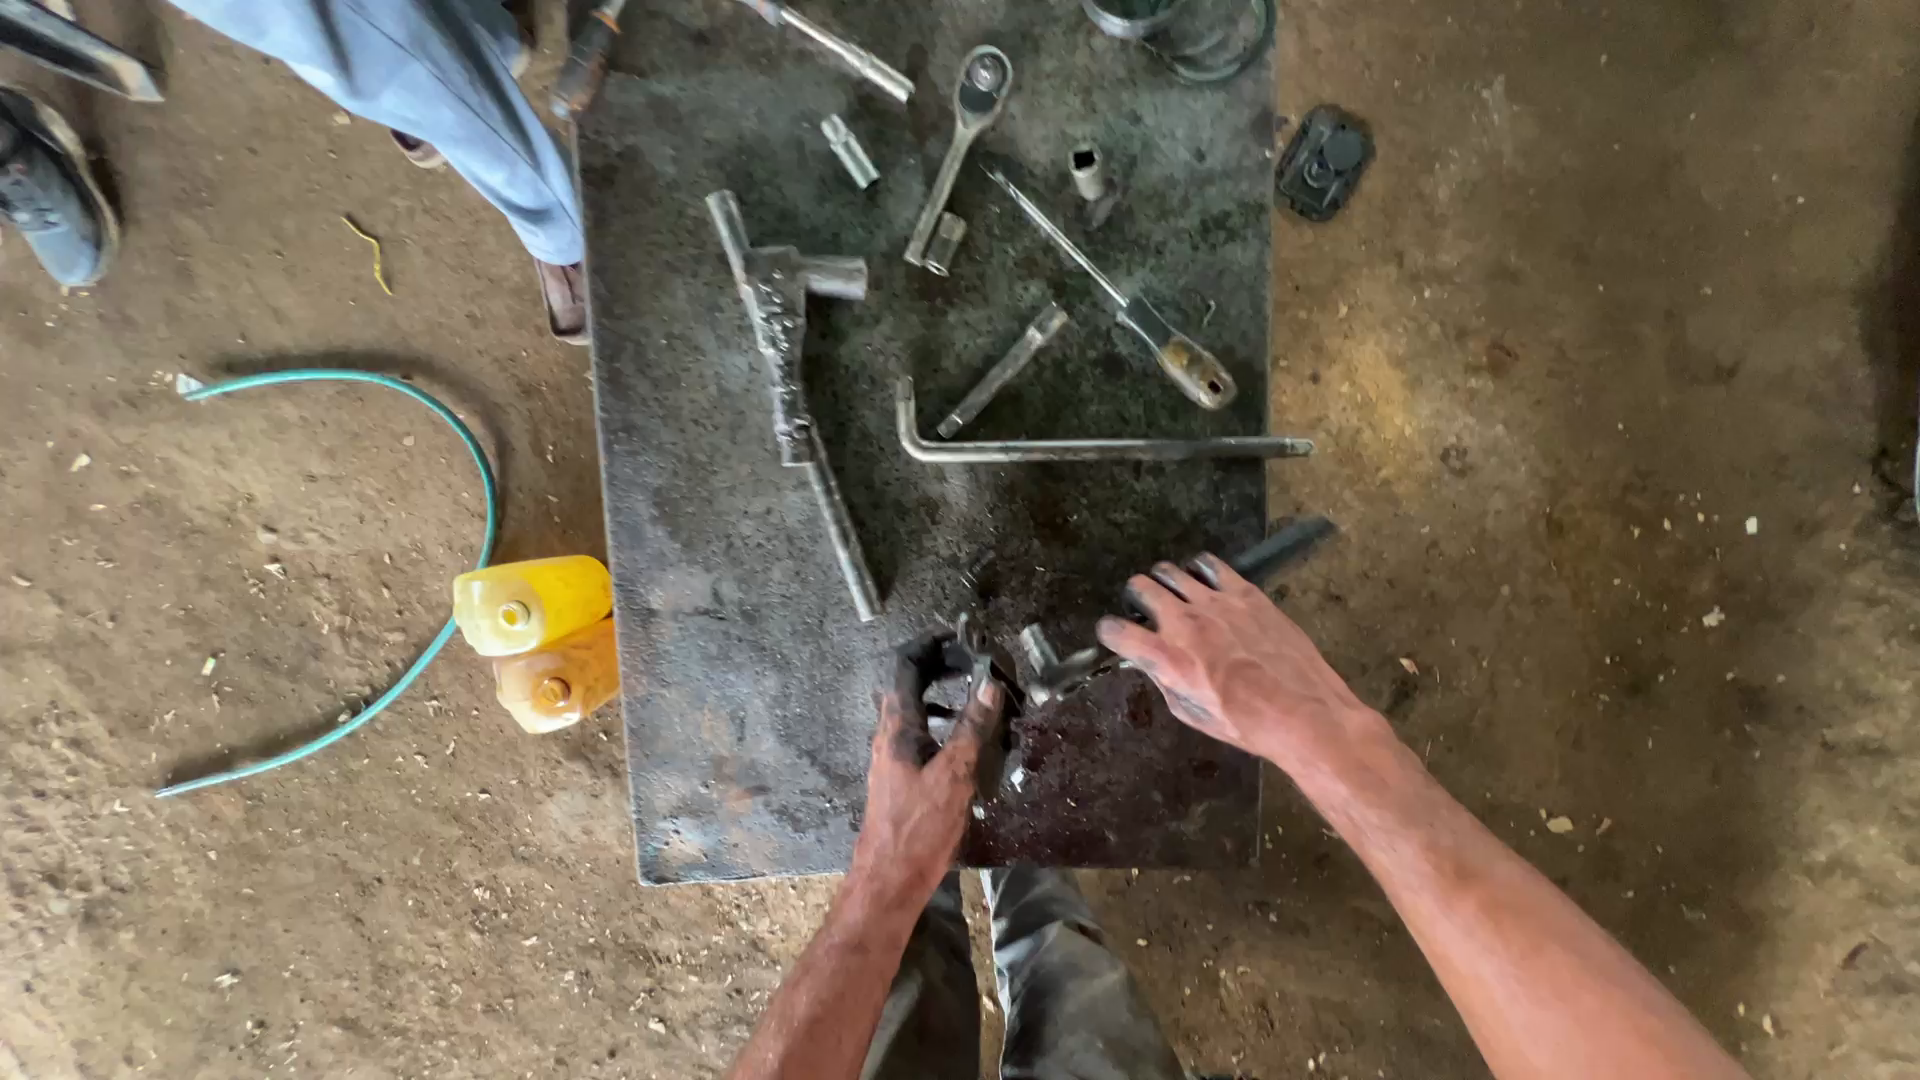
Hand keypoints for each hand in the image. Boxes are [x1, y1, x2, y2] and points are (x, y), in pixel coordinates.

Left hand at [849, 630, 1004, 906]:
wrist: (889, 878)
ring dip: (938, 692)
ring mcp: (890, 754)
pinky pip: (917, 731)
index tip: (958, 637)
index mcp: (897, 725)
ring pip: (911, 708)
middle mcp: (888, 732)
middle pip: (906, 682)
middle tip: (971, 660)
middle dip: (936, 664)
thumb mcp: (954, 774)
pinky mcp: (899, 774)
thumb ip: (972, 727)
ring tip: (973, 694)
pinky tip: (964, 740)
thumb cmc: (919, 825)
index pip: (904, 665)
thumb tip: (989, 683)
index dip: (928, 643)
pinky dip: (939, 721)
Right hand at [1095, 554, 1387, 775]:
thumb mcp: (1190, 712)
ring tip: (1177, 596)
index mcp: (1166, 657)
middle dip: (1137, 598)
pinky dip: (1199, 572)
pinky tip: (1206, 586)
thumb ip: (1163, 679)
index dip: (1110, 632)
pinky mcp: (1244, 592)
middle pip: (1139, 586)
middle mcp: (1184, 622)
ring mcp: (1215, 601)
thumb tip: (1150, 661)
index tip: (1117, 636)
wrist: (1304, 713)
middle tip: (1148, 611)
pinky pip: (1209, 565)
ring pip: (1170, 570)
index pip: (1115, 629)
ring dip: (1165, 583)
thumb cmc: (1244, 723)